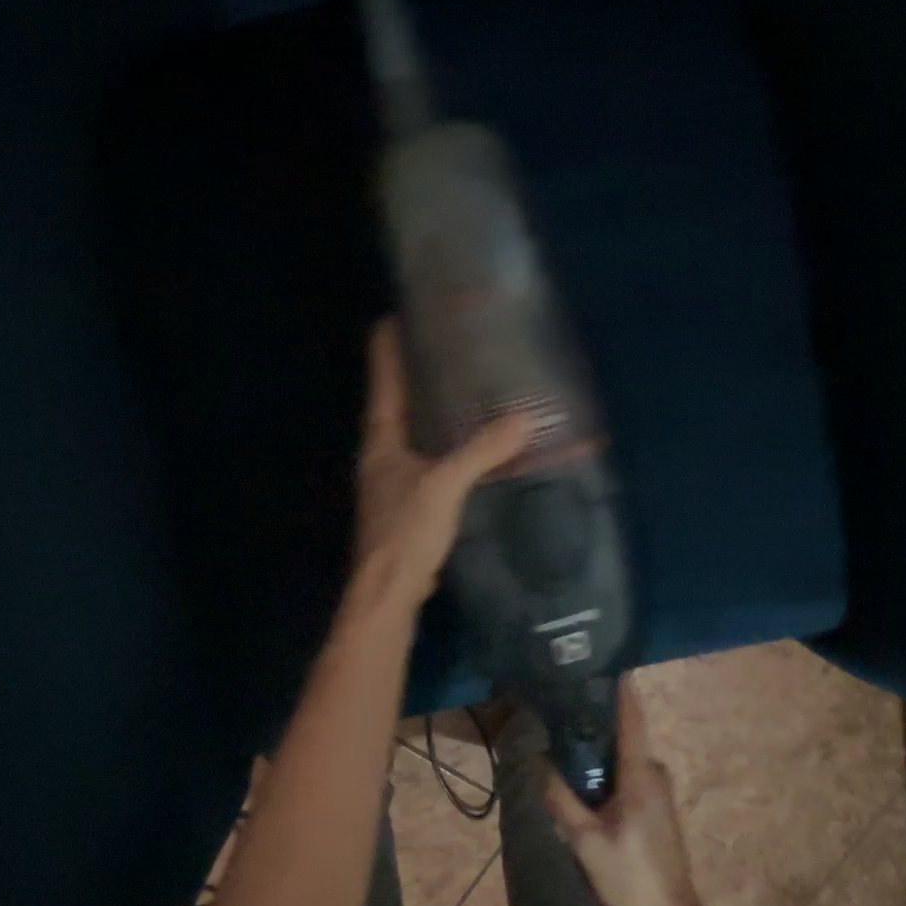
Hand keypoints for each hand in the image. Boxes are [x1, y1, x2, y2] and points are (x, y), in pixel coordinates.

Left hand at [353, 317, 532, 611]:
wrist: (389, 589)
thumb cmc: (406, 530)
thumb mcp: (445, 485)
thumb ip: (482, 451)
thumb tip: (525, 417)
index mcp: (381, 440)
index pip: (383, 382)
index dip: (387, 349)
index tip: (393, 315)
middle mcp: (381, 453)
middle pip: (395, 402)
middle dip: (413, 373)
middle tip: (439, 344)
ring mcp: (392, 478)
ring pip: (411, 431)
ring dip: (428, 408)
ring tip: (457, 384)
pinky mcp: (407, 501)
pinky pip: (425, 457)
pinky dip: (442, 441)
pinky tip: (466, 440)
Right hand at [544, 682, 702, 905]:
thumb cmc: (630, 876)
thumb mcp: (586, 839)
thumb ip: (560, 798)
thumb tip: (536, 761)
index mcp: (641, 773)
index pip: (631, 717)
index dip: (620, 687)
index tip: (604, 660)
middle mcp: (654, 772)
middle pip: (621, 733)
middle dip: (592, 719)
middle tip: (556, 705)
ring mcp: (657, 788)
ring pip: (621, 755)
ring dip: (595, 748)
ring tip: (559, 739)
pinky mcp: (654, 803)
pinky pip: (626, 771)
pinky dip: (604, 767)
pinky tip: (580, 776)